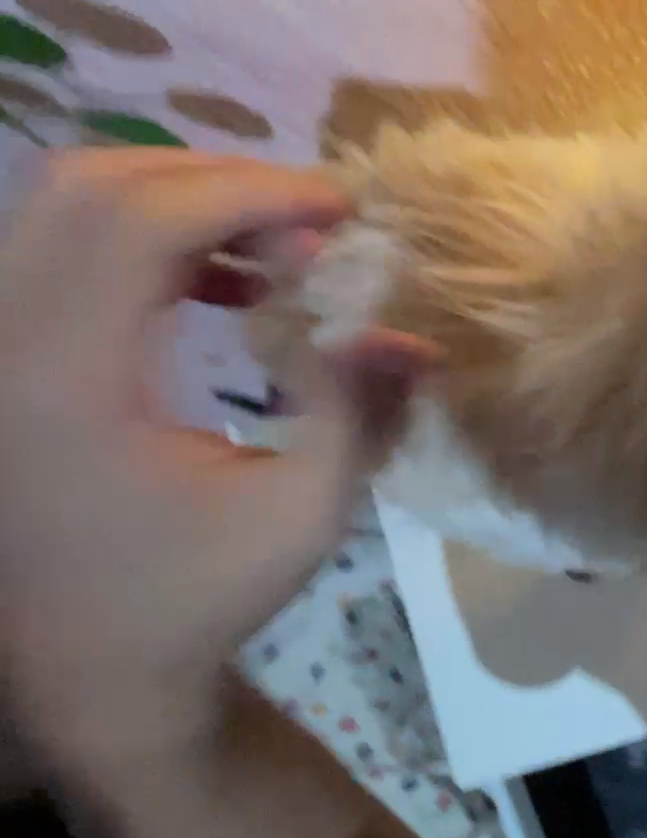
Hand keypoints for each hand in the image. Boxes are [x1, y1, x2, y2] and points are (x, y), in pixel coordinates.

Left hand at [0, 149, 430, 766]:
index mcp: (66, 375)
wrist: (87, 656)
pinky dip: (151, 242)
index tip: (343, 209)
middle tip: (319, 216)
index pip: (138, 221)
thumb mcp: (305, 511)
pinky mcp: (3, 355)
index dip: (248, 194)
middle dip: (217, 181)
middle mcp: (0, 336)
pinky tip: (224, 285)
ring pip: (62, 206)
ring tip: (285, 245)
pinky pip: (61, 251)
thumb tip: (413, 339)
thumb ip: (356, 414)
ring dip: (184, 205)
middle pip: (86, 186)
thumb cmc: (202, 590)